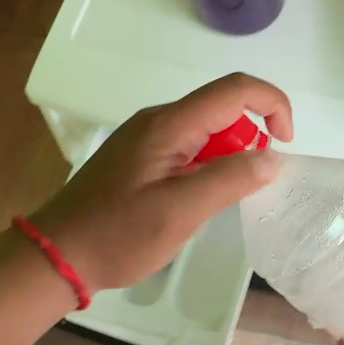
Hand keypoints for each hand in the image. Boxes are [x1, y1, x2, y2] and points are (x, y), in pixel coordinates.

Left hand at [30, 73, 292, 292]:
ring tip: (216, 201)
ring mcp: (147, 138)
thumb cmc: (118, 235)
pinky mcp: (140, 158)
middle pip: (222, 107)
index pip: (235, 90)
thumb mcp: (180, 212)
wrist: (57, 254)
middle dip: (250, 138)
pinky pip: (188, 148)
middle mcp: (158, 120)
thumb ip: (229, 180)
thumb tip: (272, 158)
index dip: (272, 105)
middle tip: (246, 187)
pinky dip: (208, 167)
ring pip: (207, 130)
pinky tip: (197, 202)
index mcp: (169, 124)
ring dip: (228, 156)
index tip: (286, 143)